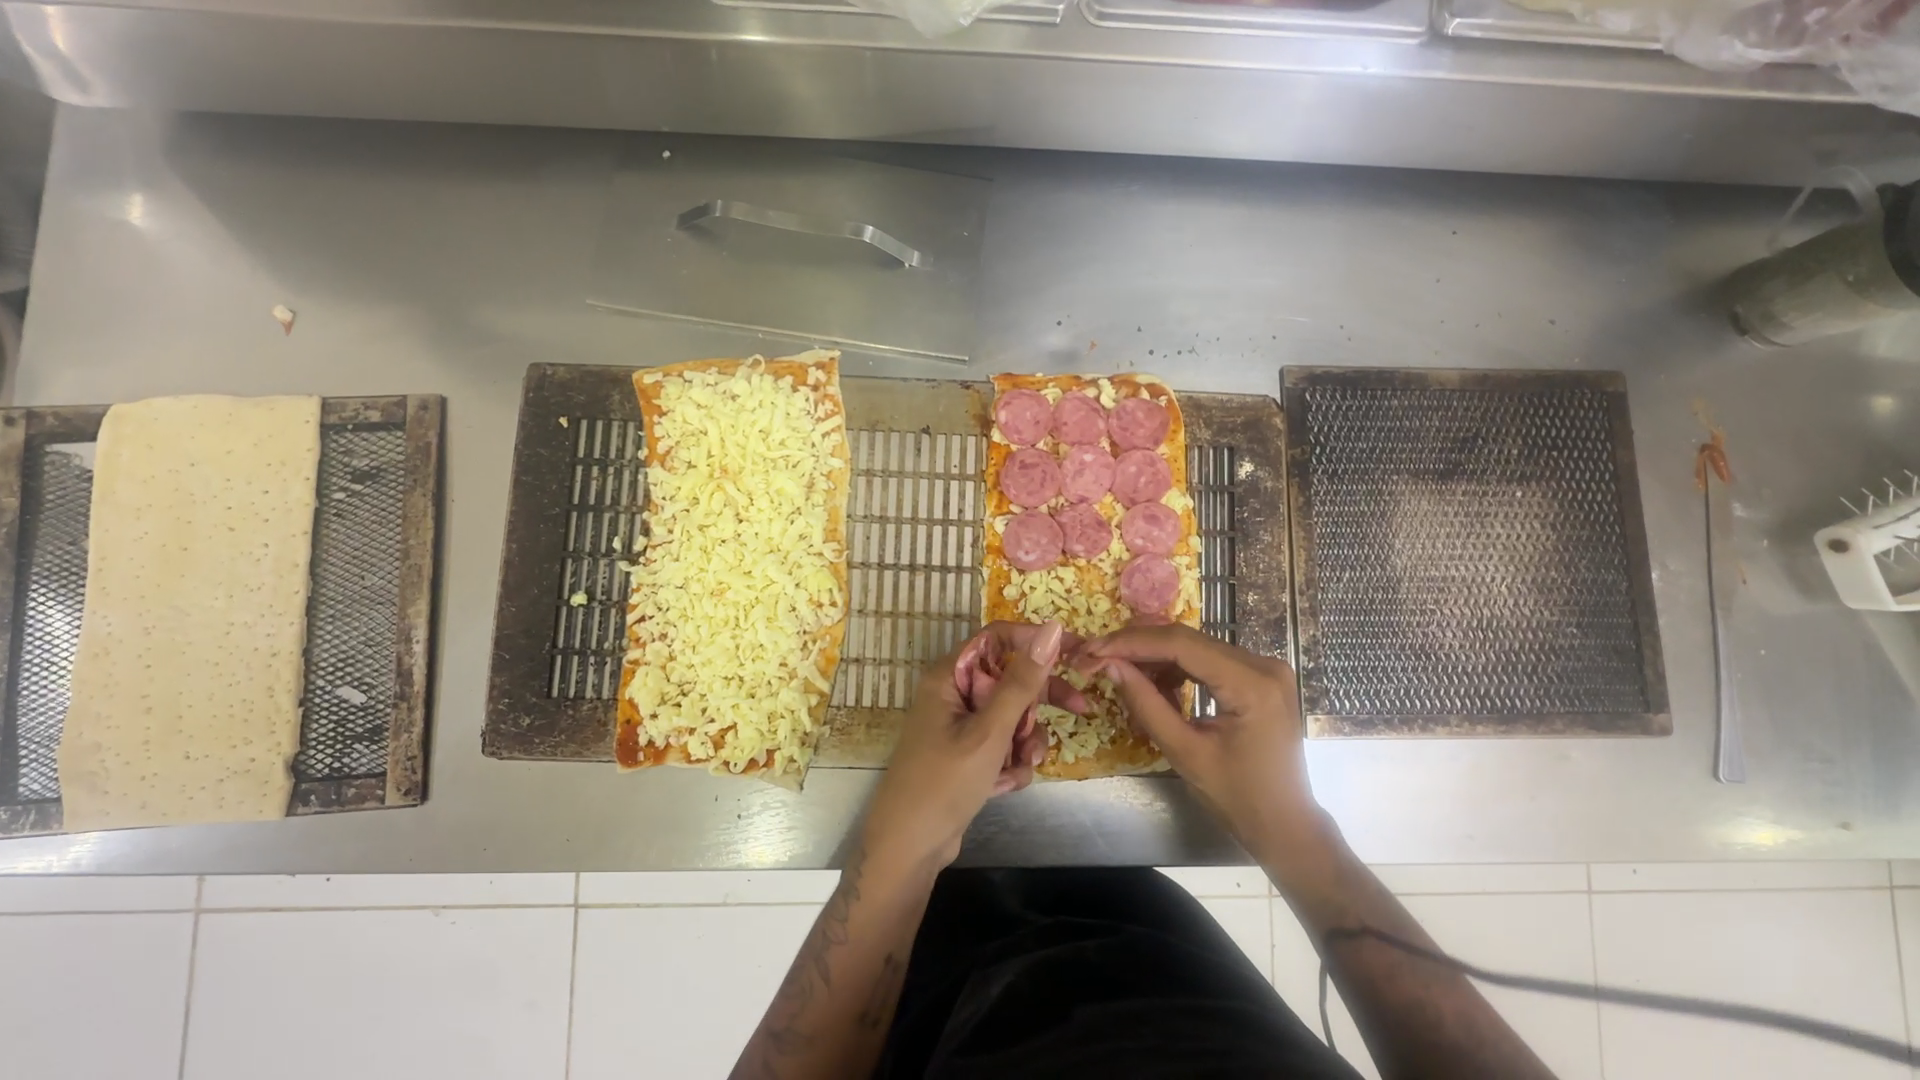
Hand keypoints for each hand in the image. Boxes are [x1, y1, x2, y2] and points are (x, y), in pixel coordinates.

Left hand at [860, 621, 1070, 872]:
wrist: (910, 847)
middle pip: (1010, 679)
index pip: (997, 638)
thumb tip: (1052, 629)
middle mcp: (953, 695)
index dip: (1036, 640)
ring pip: (1012, 717)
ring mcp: (959, 727)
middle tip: (1079, 710)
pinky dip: (1010, 764)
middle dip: (1037, 703)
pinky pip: (1003, 746)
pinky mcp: (967, 755)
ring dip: (1024, 741)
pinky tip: (1003, 786)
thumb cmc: (944, 782)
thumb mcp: (990, 731)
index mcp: (949, 677)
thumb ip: (1022, 681)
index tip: (1075, 651)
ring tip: (1019, 764)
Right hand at [1074, 623, 1315, 842]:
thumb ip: (1147, 705)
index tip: (1094, 649)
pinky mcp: (1260, 678)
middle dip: (1139, 646)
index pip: (1182, 645)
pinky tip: (1154, 684)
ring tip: (1120, 672)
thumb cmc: (1237, 797)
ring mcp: (1265, 669)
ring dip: (1156, 657)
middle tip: (1097, 657)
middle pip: (1189, 640)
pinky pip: (1210, 661)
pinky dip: (1178, 669)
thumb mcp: (1185, 752)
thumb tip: (1110, 666)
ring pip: (1197, 647)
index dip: (1132, 642)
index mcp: (1252, 684)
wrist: (1284, 823)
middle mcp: (1264, 665)